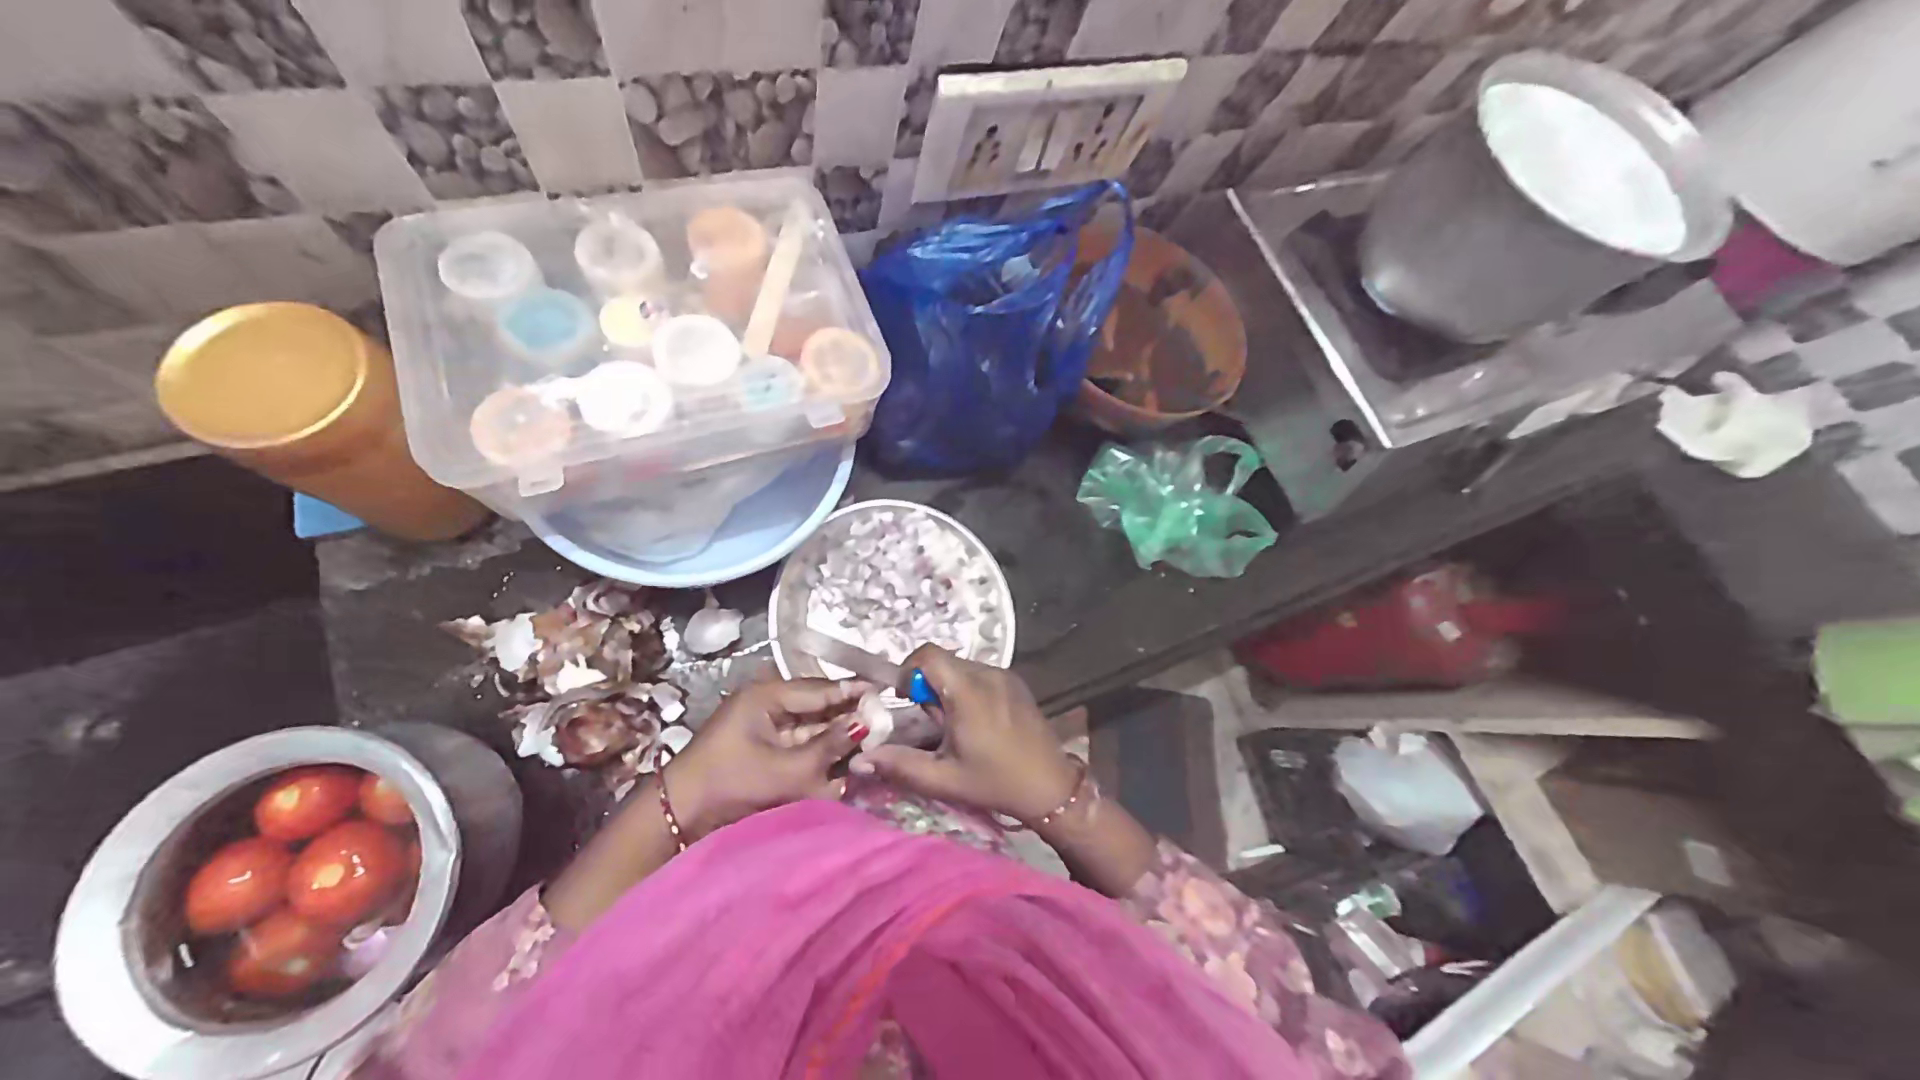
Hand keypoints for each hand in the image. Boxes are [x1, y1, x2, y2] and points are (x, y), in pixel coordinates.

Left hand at [664, 675, 871, 837]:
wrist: (679, 816)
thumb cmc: (732, 784)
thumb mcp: (787, 769)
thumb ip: (829, 747)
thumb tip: (865, 725)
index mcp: (766, 696)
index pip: (819, 689)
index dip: (852, 691)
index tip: (883, 691)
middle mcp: (765, 703)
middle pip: (816, 704)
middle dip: (847, 713)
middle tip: (881, 718)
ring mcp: (761, 725)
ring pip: (809, 723)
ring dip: (834, 732)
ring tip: (869, 736)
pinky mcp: (760, 747)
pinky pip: (798, 740)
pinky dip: (818, 746)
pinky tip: (842, 753)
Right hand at [850, 646, 1078, 821]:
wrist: (1051, 787)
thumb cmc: (995, 782)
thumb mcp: (944, 779)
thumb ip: (900, 765)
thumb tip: (859, 758)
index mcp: (968, 692)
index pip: (928, 655)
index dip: (909, 670)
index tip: (906, 700)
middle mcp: (987, 674)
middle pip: (943, 661)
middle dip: (927, 685)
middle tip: (932, 723)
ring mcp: (1005, 676)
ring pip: (961, 667)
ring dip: (947, 688)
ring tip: (955, 727)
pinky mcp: (1016, 683)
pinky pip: (980, 674)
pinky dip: (967, 689)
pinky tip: (977, 723)